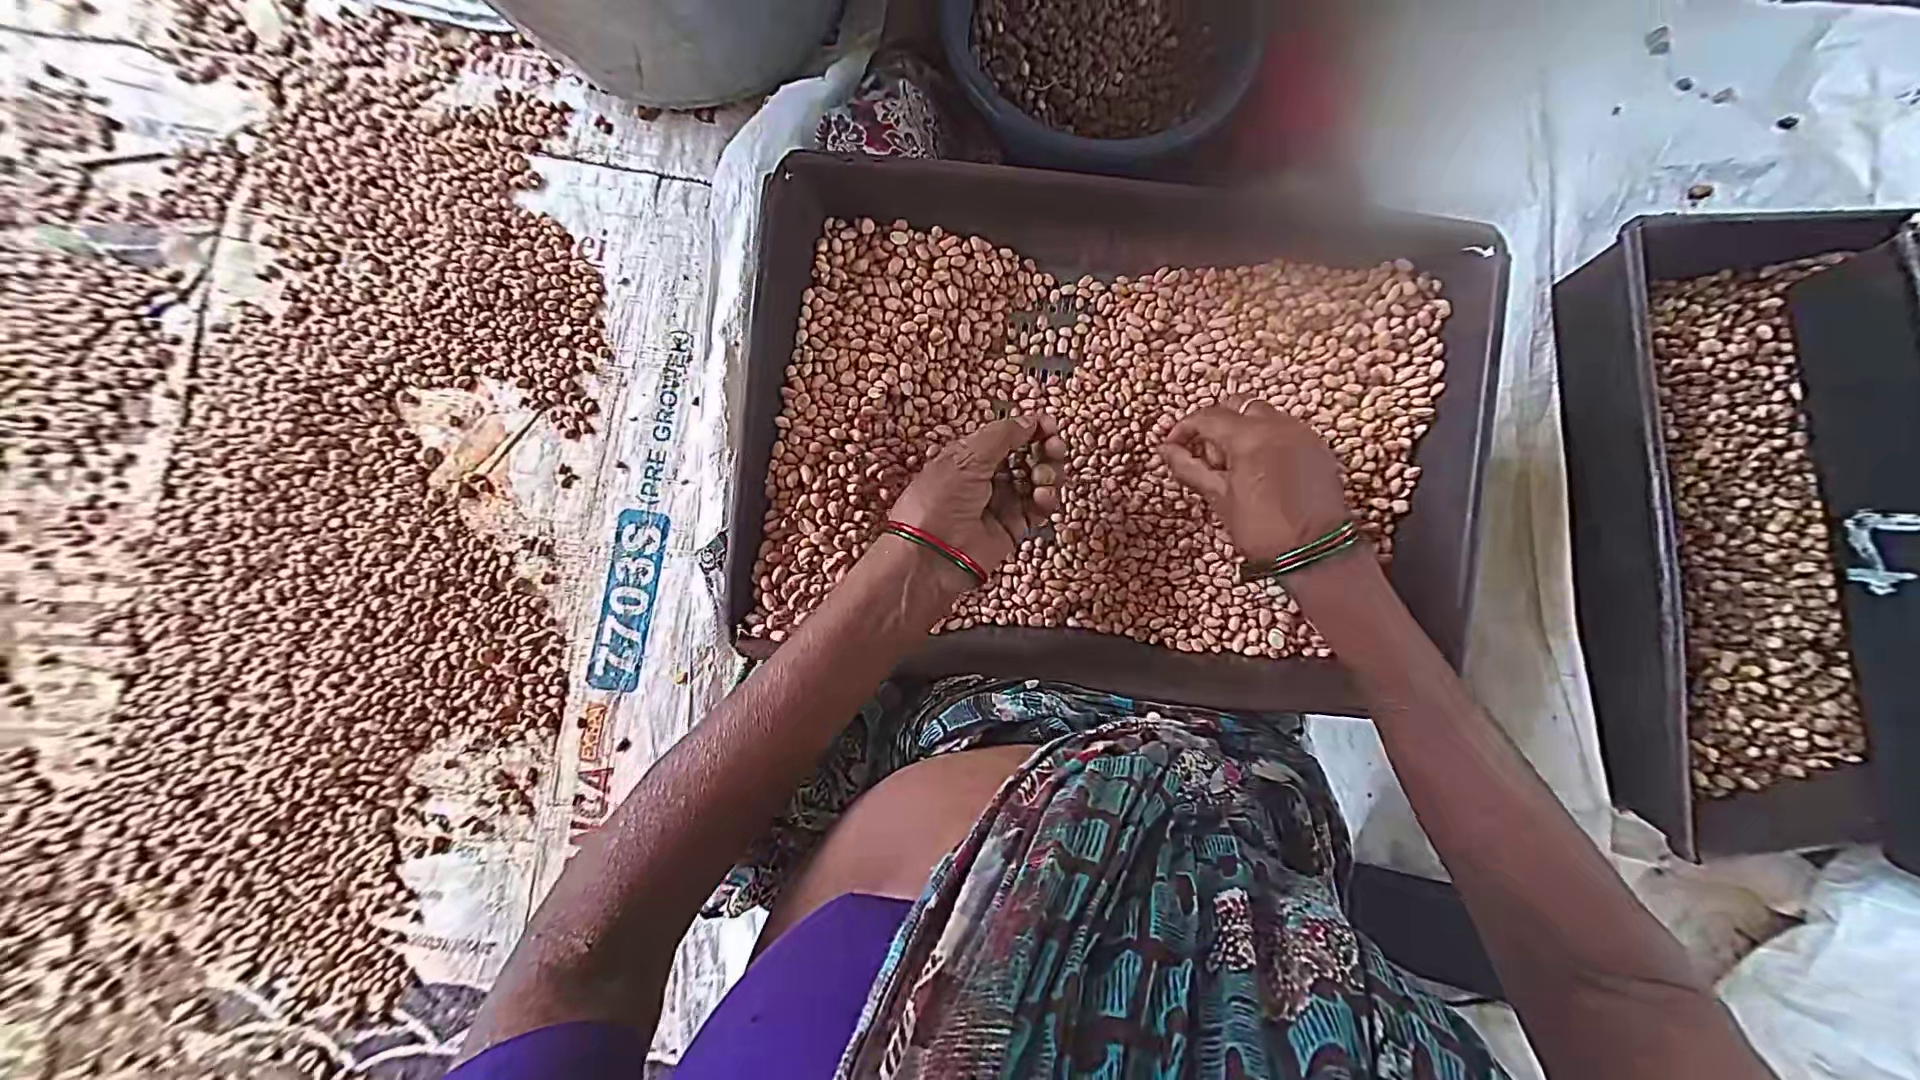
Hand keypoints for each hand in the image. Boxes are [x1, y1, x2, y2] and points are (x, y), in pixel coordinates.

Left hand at [889, 414, 1065, 579]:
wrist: (932, 555)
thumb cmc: (939, 501)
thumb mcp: (967, 458)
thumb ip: (1002, 435)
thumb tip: (1029, 420)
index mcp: (971, 456)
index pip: (1008, 436)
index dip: (1030, 429)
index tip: (1048, 425)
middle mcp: (987, 477)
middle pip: (1027, 456)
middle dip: (1045, 449)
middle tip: (1053, 447)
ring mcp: (1001, 502)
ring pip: (1038, 481)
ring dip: (1048, 473)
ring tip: (1042, 477)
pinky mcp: (1013, 527)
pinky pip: (1039, 508)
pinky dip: (1046, 500)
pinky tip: (1042, 496)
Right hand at [1158, 398, 1350, 561]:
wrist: (1316, 552)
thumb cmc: (1265, 530)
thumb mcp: (1218, 498)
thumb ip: (1189, 467)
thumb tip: (1167, 450)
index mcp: (1251, 437)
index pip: (1208, 417)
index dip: (1184, 429)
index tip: (1172, 446)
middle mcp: (1280, 426)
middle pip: (1236, 406)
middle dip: (1214, 426)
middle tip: (1203, 458)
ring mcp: (1302, 434)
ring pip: (1260, 416)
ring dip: (1239, 432)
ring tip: (1230, 469)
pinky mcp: (1316, 448)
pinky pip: (1282, 430)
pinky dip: (1263, 440)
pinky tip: (1255, 471)